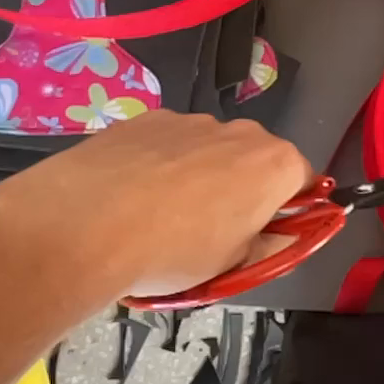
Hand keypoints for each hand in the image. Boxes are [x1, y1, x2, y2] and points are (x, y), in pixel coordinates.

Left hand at [0, 111, 310, 307]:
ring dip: (202, 174)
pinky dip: (160, 163)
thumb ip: (270, 244)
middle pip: (258, 159)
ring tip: (160, 215)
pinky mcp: (146, 118)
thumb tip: (282, 234)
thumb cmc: (173, 252)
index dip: (290, 208)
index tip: (266, 232)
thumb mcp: (234, 265)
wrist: (78, 227)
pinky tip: (130, 195)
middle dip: (244, 188)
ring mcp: (192, 120)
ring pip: (211, 149)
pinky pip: (168, 142)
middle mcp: (244, 132)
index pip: (305, 181)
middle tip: (215, 229)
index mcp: (277, 166)